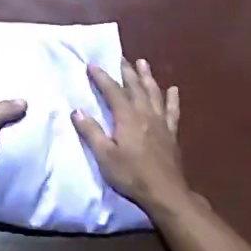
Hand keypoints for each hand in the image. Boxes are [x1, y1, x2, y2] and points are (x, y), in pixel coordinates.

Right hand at [72, 59, 188, 211]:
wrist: (165, 192)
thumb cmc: (131, 175)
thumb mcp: (105, 155)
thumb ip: (91, 132)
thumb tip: (77, 110)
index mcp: (127, 118)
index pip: (113, 92)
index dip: (102, 77)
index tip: (92, 65)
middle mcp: (145, 114)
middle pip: (136, 87)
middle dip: (126, 71)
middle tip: (120, 58)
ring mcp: (161, 123)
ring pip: (154, 93)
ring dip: (147, 77)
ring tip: (143, 63)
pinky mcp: (171, 133)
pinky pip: (172, 111)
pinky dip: (172, 99)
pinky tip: (173, 90)